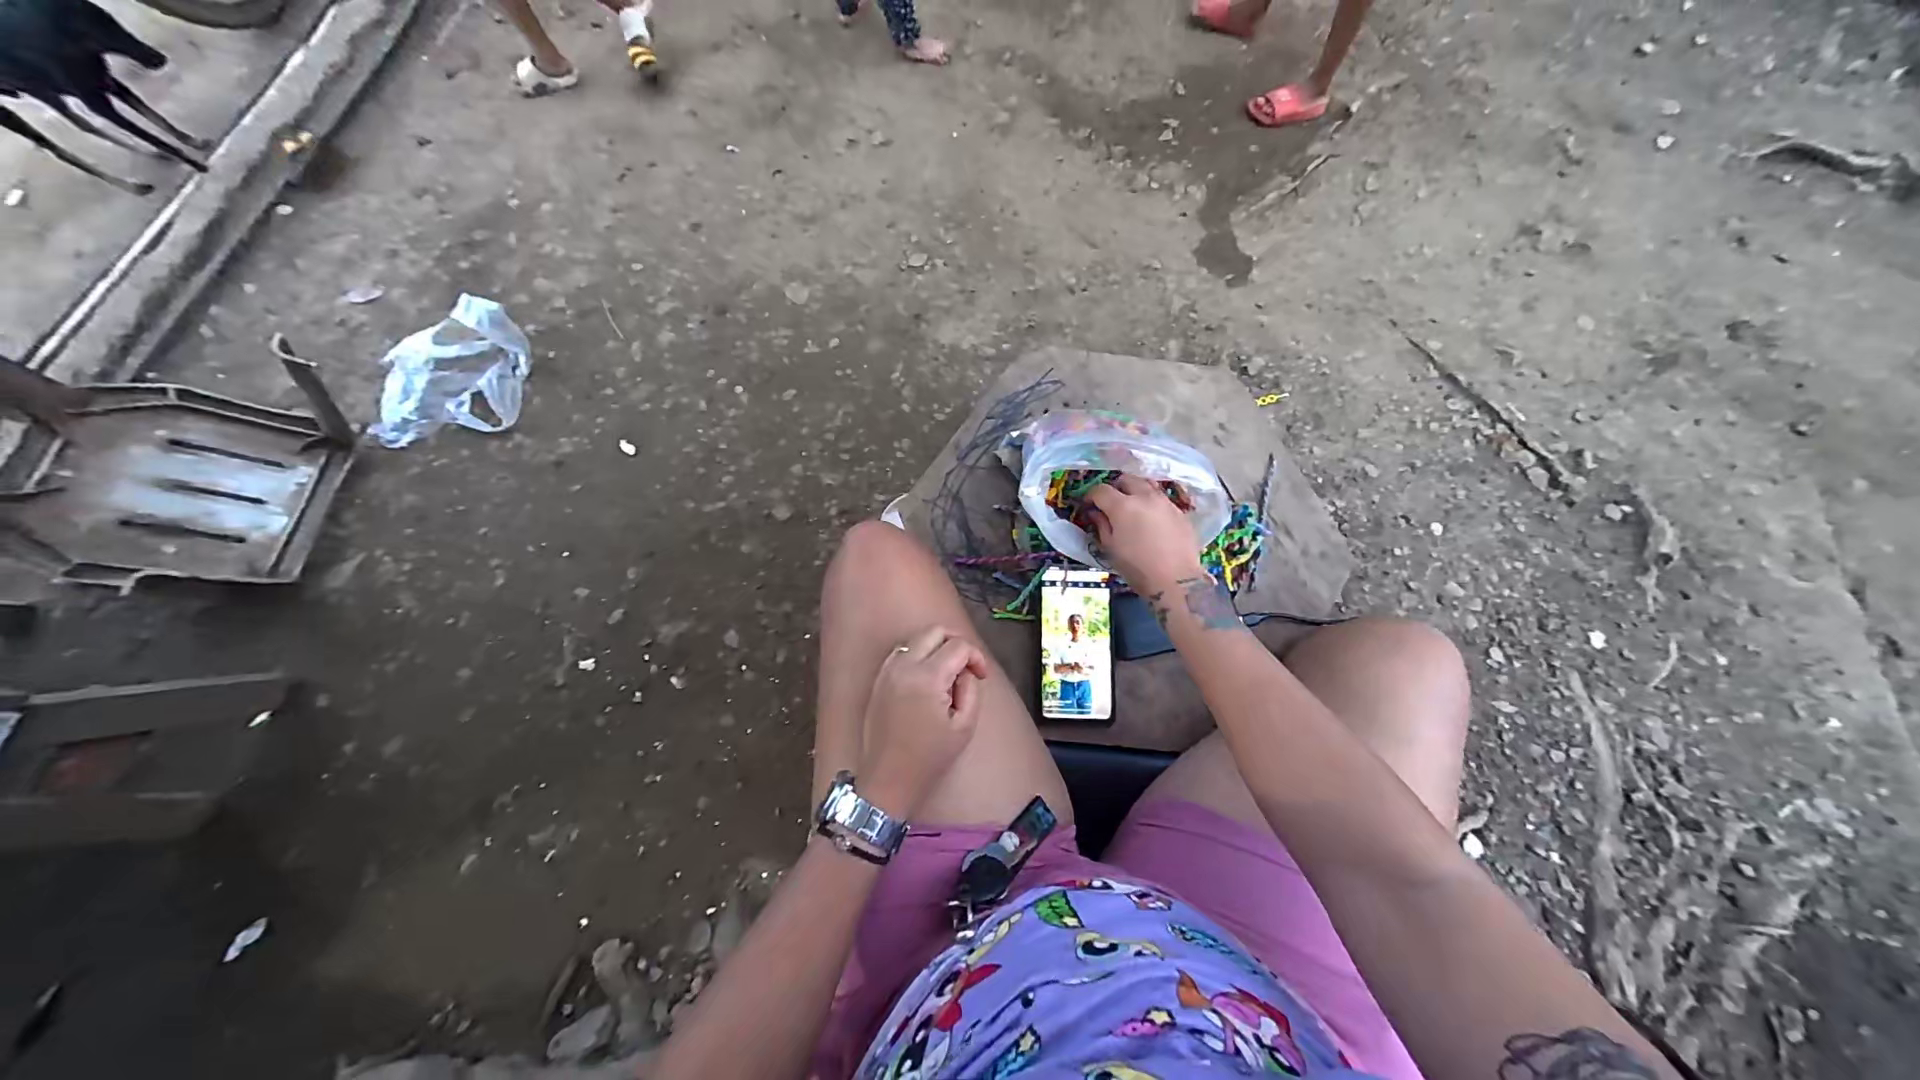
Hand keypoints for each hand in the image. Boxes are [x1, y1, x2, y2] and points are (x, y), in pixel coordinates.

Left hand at [858, 625, 987, 818]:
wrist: (887, 779)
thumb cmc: (929, 758)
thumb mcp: (964, 727)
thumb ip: (971, 690)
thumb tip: (967, 671)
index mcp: (927, 677)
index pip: (958, 646)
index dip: (976, 657)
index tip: (981, 676)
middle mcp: (904, 666)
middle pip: (935, 632)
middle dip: (955, 643)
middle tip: (967, 666)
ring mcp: (887, 671)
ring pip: (916, 639)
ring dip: (935, 647)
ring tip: (948, 674)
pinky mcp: (878, 680)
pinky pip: (901, 653)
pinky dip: (917, 656)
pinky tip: (926, 679)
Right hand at [1085, 475, 1204, 589]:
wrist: (1176, 580)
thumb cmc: (1137, 568)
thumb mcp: (1110, 548)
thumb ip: (1101, 525)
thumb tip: (1095, 513)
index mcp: (1122, 506)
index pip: (1101, 490)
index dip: (1091, 496)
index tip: (1088, 504)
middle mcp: (1145, 497)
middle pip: (1126, 479)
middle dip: (1115, 487)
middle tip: (1110, 502)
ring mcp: (1165, 502)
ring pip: (1147, 485)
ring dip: (1135, 491)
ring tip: (1132, 506)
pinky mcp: (1180, 511)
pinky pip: (1161, 499)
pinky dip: (1151, 503)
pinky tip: (1150, 519)